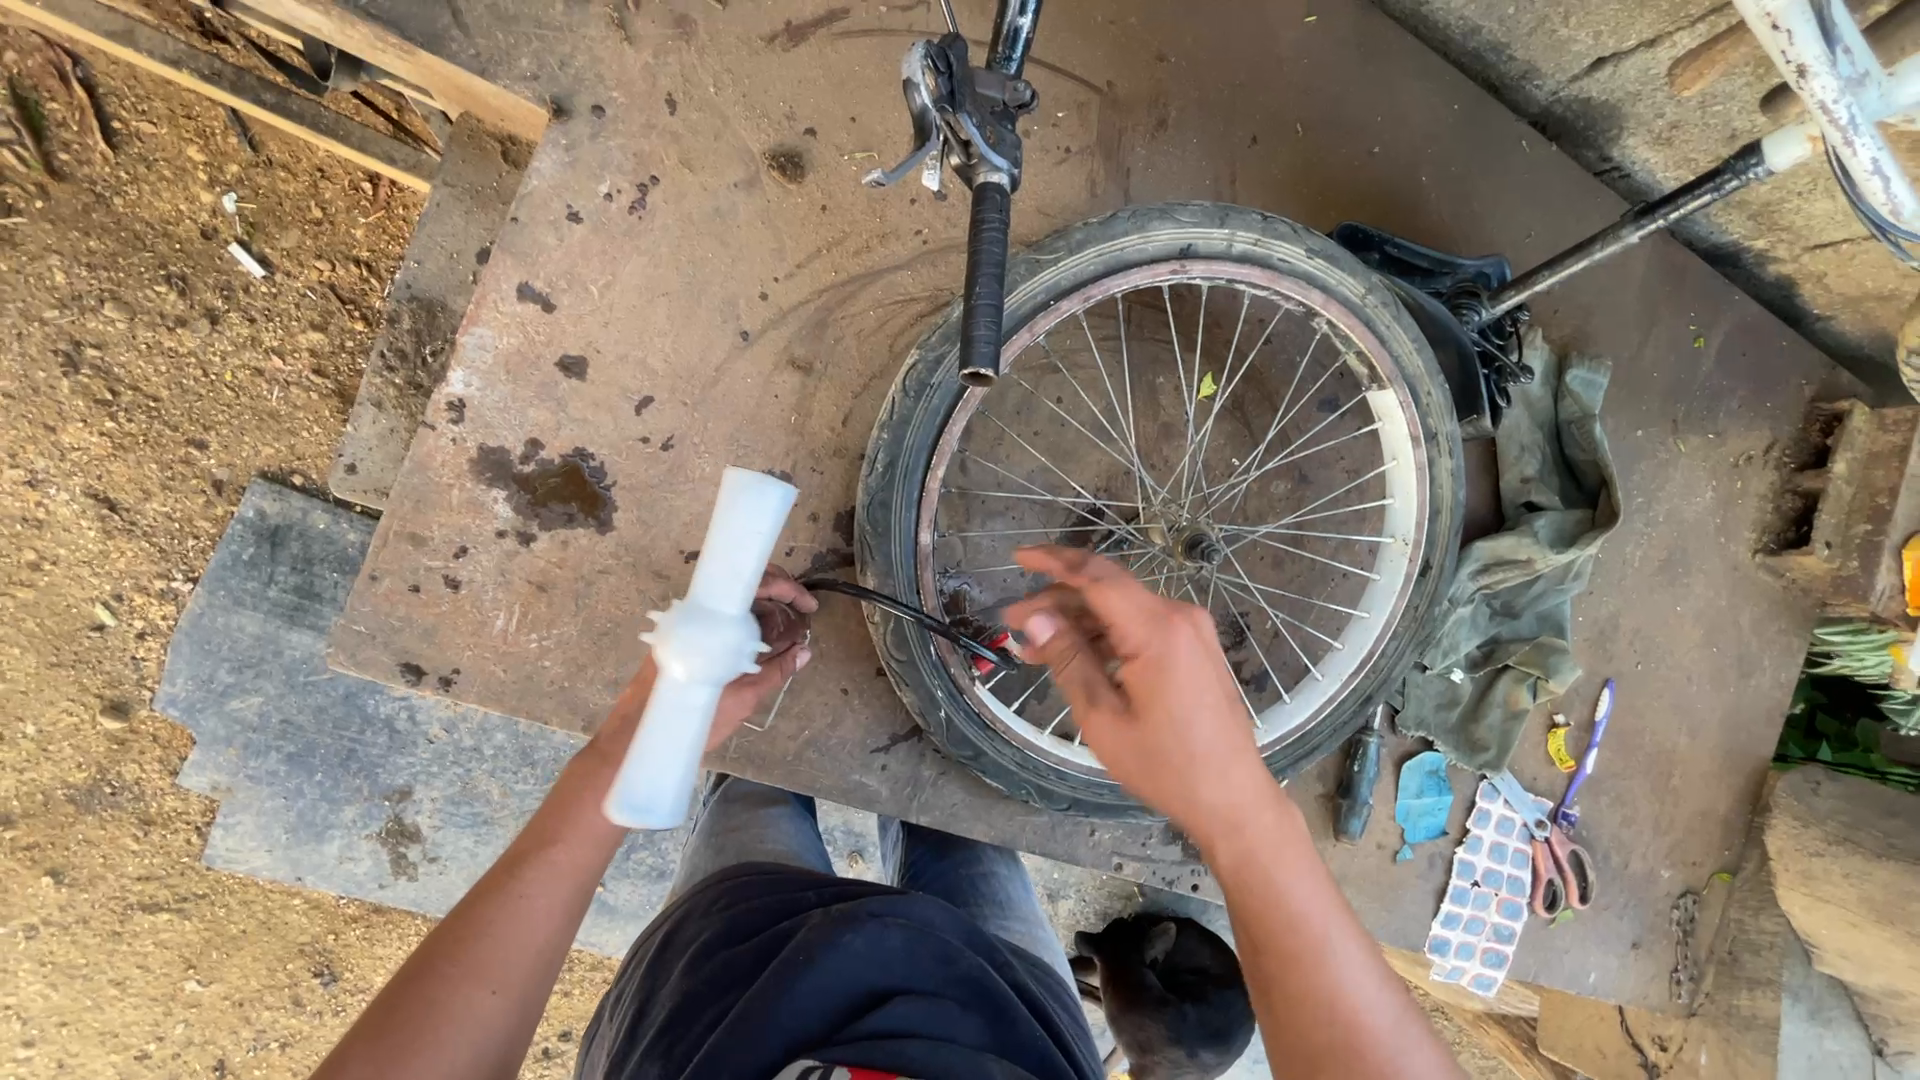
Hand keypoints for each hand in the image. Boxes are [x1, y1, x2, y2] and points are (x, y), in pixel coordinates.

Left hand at [589, 565, 816, 759]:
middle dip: (780, 599)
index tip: (810, 606)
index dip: (787, 588)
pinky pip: (721, 622)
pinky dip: (746, 628)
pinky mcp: (684, 640)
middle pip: (746, 590)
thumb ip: (776, 671)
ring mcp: (689, 626)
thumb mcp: (742, 698)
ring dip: (764, 615)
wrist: (636, 737)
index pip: (755, 583)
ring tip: (785, 637)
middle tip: (802, 618)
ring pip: (734, 608)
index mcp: (713, 618)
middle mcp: (698, 614)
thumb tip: (804, 652)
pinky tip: (759, 647)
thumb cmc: (691, 718)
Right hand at [1005, 545, 1275, 845]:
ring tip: (1034, 647)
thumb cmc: (1165, 766)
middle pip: (1106, 590)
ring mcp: (1191, 630)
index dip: (1053, 561)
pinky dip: (1105, 635)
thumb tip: (1035, 618)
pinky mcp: (1194, 646)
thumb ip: (1068, 659)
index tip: (1018, 557)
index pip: (1095, 575)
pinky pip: (1140, 626)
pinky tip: (1075, 655)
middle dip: (1056, 601)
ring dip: (1078, 621)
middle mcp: (1178, 616)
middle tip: (1013, 623)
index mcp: (1156, 629)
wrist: (1232, 799)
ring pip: (1121, 608)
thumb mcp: (1103, 717)